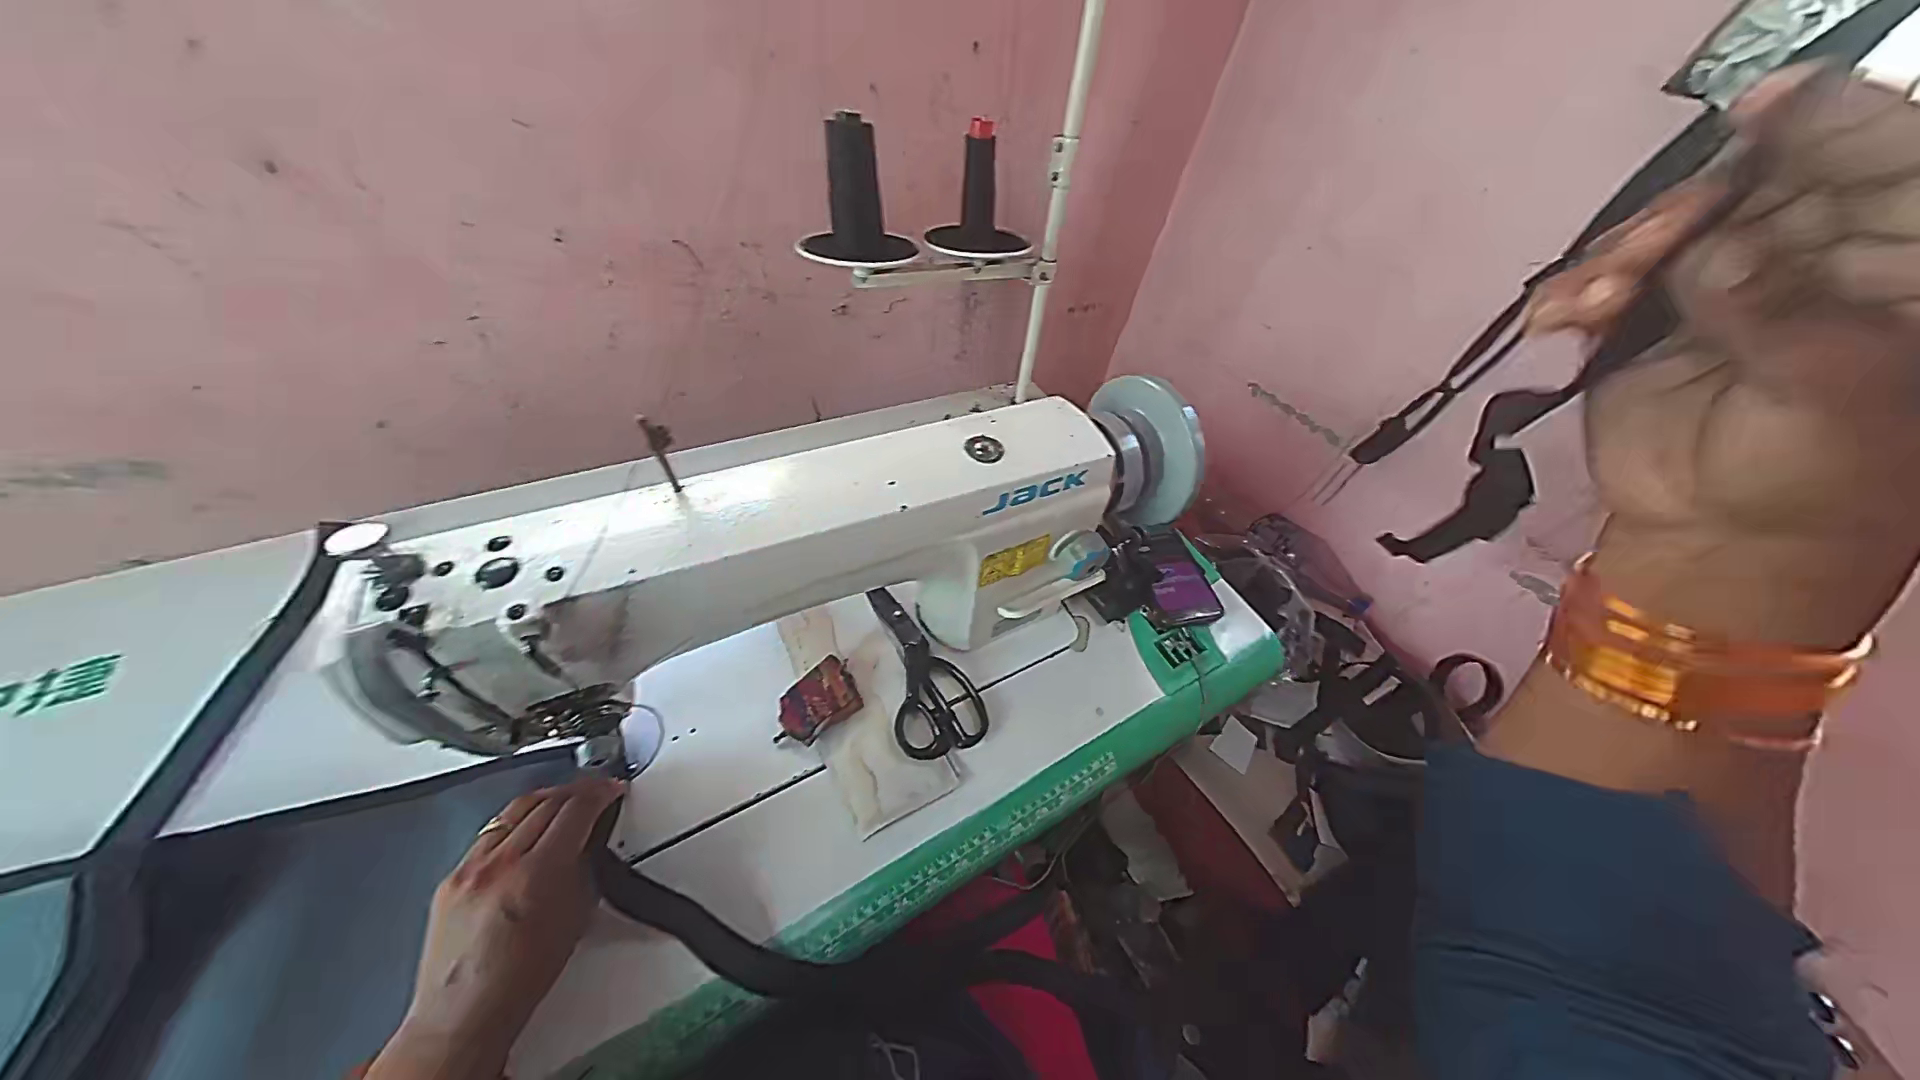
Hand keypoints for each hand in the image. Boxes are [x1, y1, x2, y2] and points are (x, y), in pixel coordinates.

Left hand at [366, 774, 625, 1079]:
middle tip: (596, 791)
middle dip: (578, 791)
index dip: (600, 793)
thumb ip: (584, 865)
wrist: (464, 1014)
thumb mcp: (576, 913)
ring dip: (548, 798)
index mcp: (536, 874)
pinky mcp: (451, 877)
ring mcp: (470, 869)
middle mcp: (499, 865)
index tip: (611, 790)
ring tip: (566, 800)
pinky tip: (529, 824)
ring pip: (516, 809)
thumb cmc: (522, 978)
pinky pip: (491, 832)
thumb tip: (590, 836)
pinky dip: (517, 820)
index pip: (576, 810)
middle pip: (547, 802)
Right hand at [1536, 66, 1919, 644]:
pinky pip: (1598, 290)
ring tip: (1591, 304)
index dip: (1831, 125)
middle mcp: (1804, 260)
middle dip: (1686, 211)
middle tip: (1648, 247)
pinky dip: (1572, 298)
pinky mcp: (1634, 328)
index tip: (1766, 103)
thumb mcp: (1828, 392)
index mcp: (1895, 264)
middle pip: (1747, 191)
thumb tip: (1718, 253)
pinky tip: (1561, 319)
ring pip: (1659, 238)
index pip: (1883, 165)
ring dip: (1616, 261)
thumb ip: (1783, 316)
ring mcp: (1710, 294)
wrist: (1715, 532)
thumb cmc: (1812, 469)